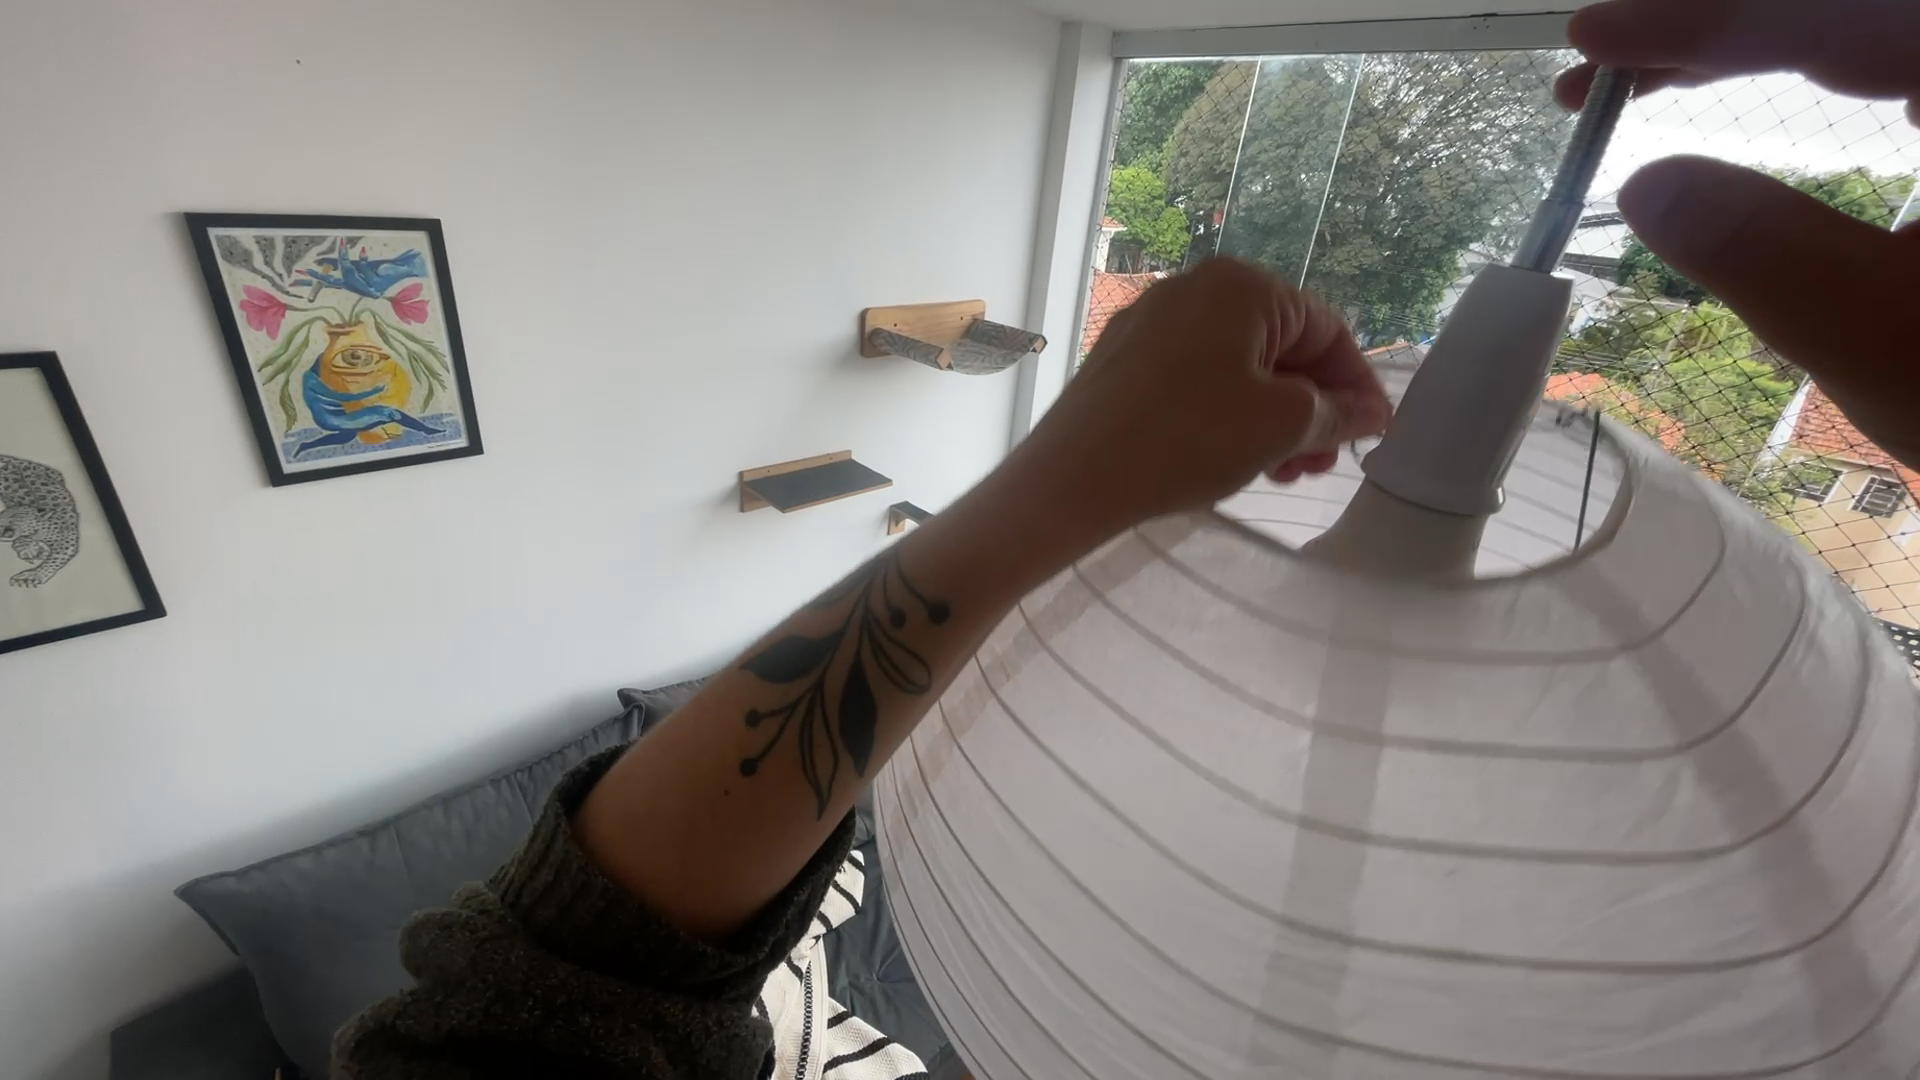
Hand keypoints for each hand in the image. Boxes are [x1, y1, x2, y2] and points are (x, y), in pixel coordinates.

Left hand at [1005, 257, 1389, 544]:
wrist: (1073, 477)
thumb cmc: (1188, 440)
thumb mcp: (1280, 427)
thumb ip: (1337, 413)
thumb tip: (1371, 411)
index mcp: (1239, 285)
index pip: (1325, 330)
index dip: (1356, 386)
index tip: (1368, 436)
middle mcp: (1189, 290)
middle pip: (1276, 349)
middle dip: (1306, 410)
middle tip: (1313, 467)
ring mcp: (1145, 324)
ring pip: (1231, 369)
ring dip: (1265, 419)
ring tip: (1273, 473)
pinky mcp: (1117, 362)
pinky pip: (1189, 381)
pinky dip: (1219, 414)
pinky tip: (1223, 456)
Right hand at [1556, 0, 1919, 469]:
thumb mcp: (1877, 333)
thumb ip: (1761, 250)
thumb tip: (1646, 181)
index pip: (1839, 19)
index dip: (1703, 22)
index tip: (1591, 40)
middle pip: (1847, 4)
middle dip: (1714, 24)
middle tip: (1599, 72)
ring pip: (1860, 24)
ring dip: (1743, 36)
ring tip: (1641, 80)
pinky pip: (1883, 52)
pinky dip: (1796, 53)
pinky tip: (1733, 77)